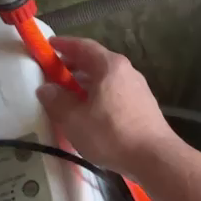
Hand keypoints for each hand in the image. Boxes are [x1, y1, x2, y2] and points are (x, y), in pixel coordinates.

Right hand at [36, 37, 179, 177]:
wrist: (154, 156)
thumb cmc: (111, 133)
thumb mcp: (75, 120)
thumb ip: (57, 101)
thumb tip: (45, 88)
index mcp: (110, 66)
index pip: (84, 46)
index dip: (65, 44)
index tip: (50, 45)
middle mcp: (126, 71)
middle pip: (96, 61)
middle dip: (74, 65)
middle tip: (54, 73)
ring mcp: (137, 87)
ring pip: (106, 77)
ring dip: (86, 81)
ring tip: (68, 93)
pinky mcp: (143, 104)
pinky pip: (115, 91)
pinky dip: (98, 93)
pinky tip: (90, 110)